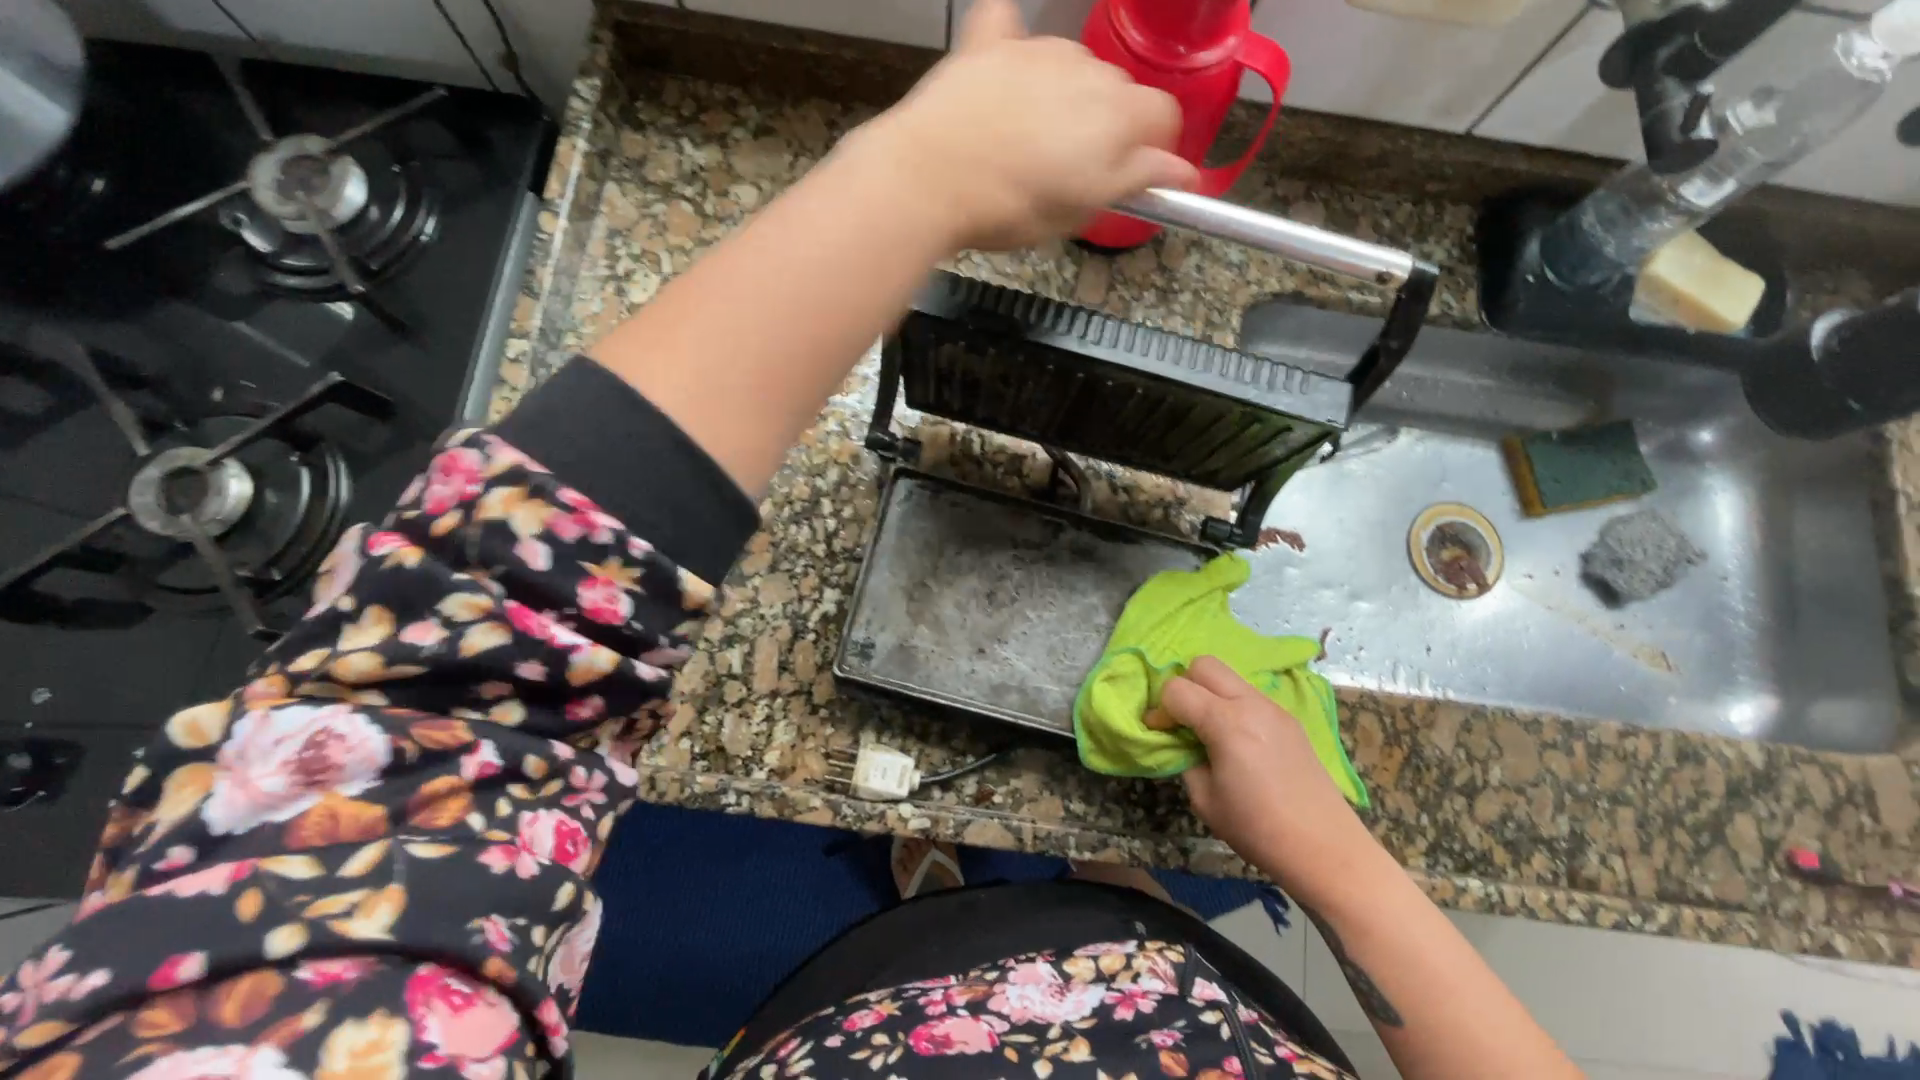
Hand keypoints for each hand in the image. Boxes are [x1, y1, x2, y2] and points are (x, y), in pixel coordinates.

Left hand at [844, 0, 1196, 251]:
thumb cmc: (1011, 206)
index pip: (1163, 116)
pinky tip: (1004, 68)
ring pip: (1070, 65)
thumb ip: (1138, 179)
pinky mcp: (989, 41)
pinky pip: (1008, 24)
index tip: (1133, 173)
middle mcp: (1086, 68)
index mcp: (1118, 113)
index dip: (1154, 148)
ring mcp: (1036, 50)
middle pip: (1116, 90)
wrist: (930, 180)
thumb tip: (1181, 172)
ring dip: (1062, 95)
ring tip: (1026, 141)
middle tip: (1070, 170)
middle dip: (1104, 124)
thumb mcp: (1083, 208)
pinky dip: (1011, 43)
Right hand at [1157, 657, 1381, 900]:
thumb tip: (1184, 744)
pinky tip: (1237, 742)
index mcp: (1227, 723)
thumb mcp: (1204, 799)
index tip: (1160, 735)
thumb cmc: (1257, 829)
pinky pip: (1250, 695)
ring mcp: (1275, 708)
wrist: (1324, 847)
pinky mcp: (1290, 720)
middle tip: (1183, 722)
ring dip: (1210, 694)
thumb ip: (1186, 760)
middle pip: (1204, 664)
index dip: (1160, 710)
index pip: (1177, 689)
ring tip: (1209, 732)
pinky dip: (1232, 705)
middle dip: (1185, 686)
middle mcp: (1252, 704)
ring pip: (1230, 677)